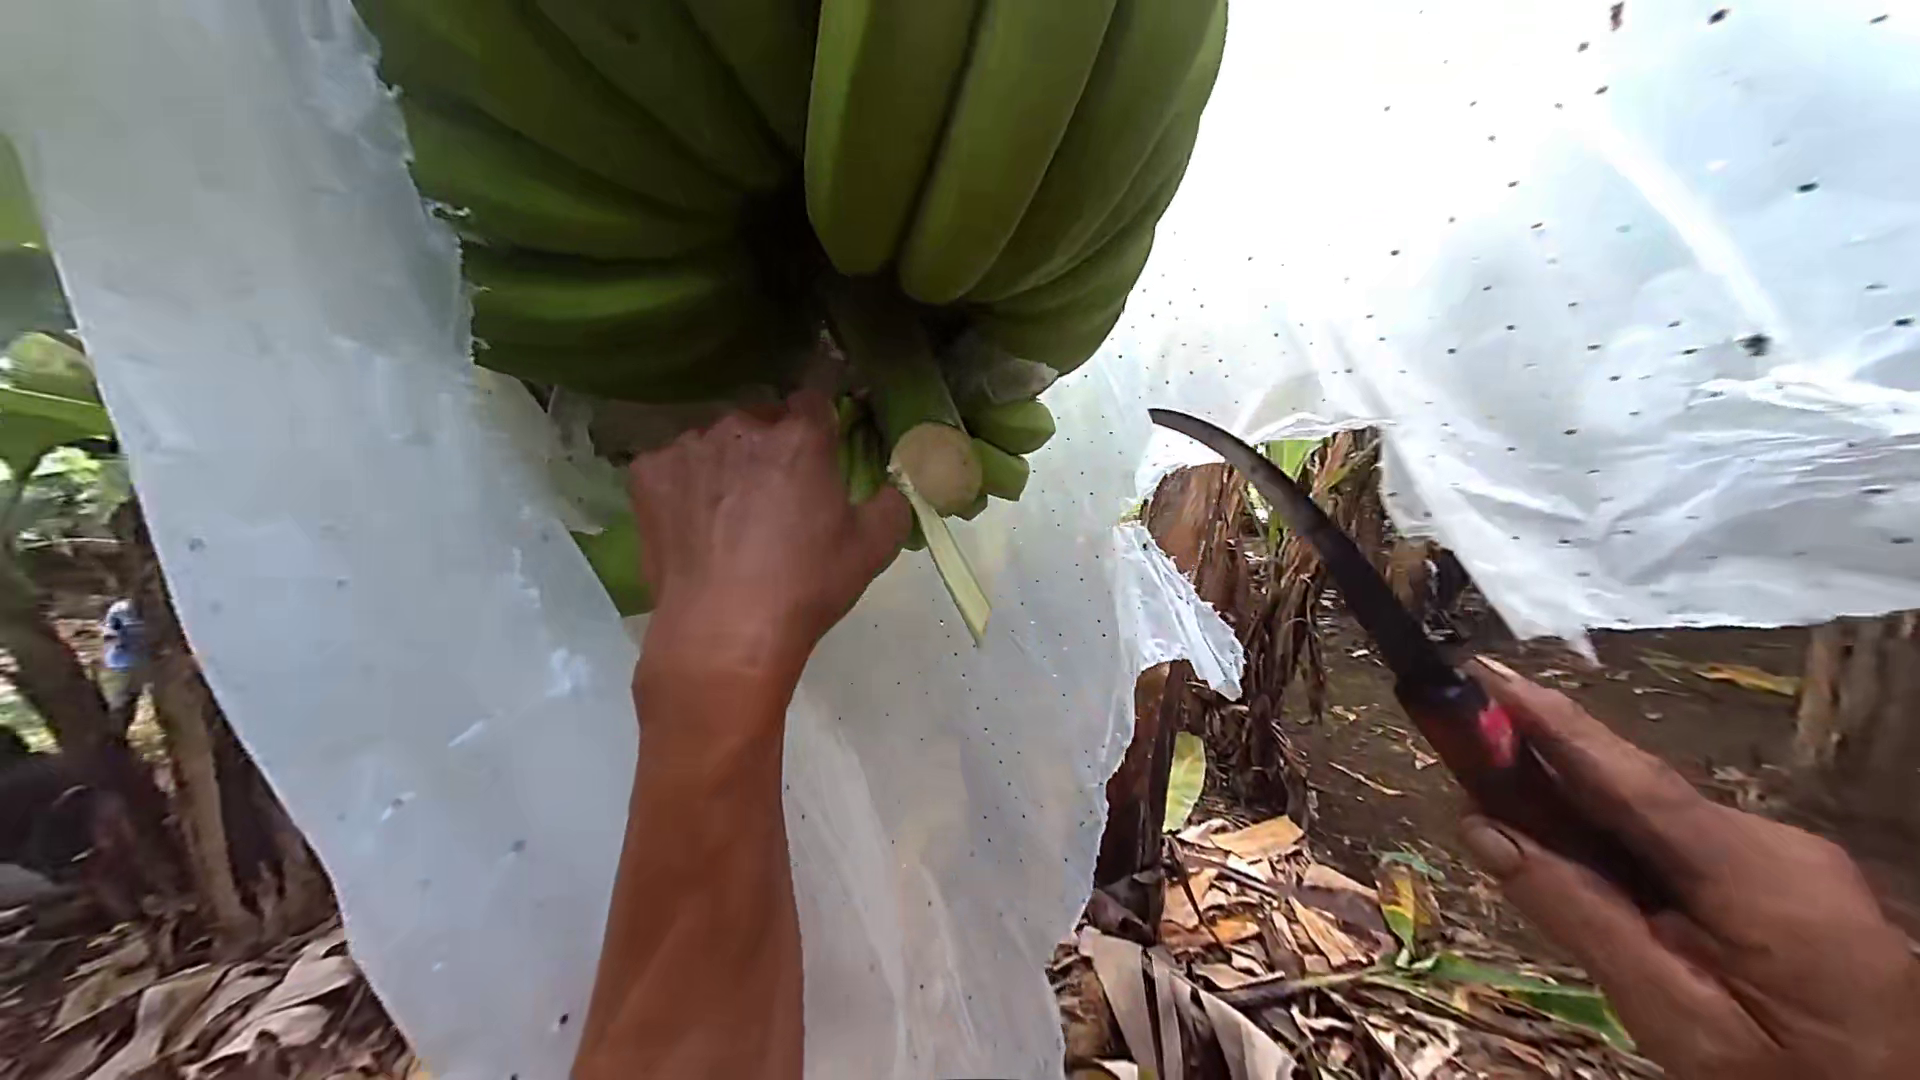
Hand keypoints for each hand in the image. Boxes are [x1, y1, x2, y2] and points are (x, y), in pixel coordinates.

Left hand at [627, 390, 908, 682]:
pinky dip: (687, 485)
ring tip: (730, 515)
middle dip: (773, 446)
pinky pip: (675, 466)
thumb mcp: (874, 548)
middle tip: (778, 495)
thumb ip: (892, 503)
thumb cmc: (806, 586)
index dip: (818, 424)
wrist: (725, 633)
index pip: (812, 399)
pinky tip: (695, 524)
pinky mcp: (649, 474)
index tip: (818, 453)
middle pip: (762, 419)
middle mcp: (742, 428)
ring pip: (716, 441)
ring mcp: (689, 448)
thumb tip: (886, 489)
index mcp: (800, 438)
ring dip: (729, 463)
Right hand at [1456, 658, 1919, 1078]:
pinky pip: (1654, 833)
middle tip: (1457, 750)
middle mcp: (1769, 843)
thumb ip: (1575, 914)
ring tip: (1493, 810)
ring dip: (1559, 802)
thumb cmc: (1790, 1078)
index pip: (1627, 777)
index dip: (1548, 718)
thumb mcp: (1676, 1019)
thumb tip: (1477, 828)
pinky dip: (1595, 830)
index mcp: (1757, 874)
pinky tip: (1563, 852)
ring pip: (1634, 810)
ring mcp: (1776, 855)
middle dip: (1536, 761)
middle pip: (1624, 786)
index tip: (1481, 671)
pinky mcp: (1769, 873)